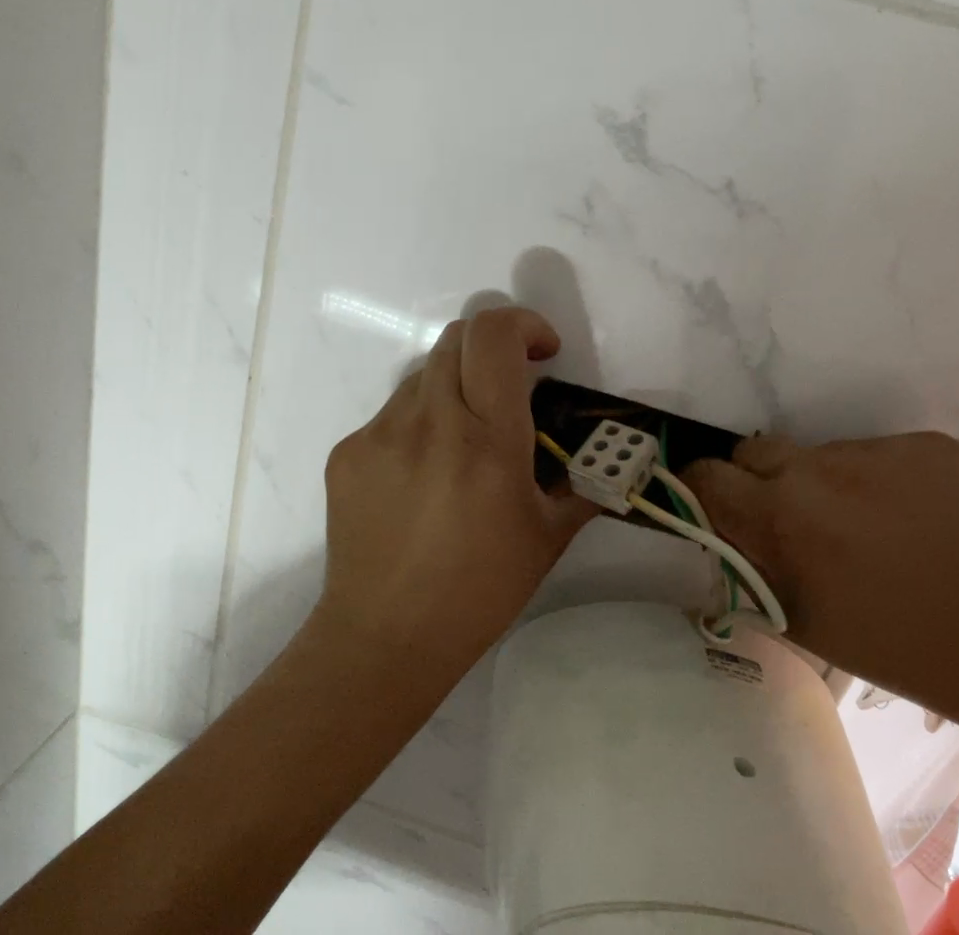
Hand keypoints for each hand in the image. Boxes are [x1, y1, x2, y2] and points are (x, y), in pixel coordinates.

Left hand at [315, 307, 600, 673]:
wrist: (386, 634)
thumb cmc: (479, 591)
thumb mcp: (546, 539)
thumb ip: (583, 484)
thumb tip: (612, 459)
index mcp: (488, 440)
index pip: (495, 335)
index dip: (524, 324)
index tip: (543, 353)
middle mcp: (430, 422)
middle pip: (457, 339)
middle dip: (491, 350)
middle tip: (508, 391)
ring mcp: (380, 434)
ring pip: (422, 376)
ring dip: (453, 389)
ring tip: (462, 446)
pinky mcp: (347, 452)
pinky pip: (389, 416)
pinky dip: (416, 426)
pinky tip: (421, 480)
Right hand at [683, 432, 958, 706]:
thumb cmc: (897, 650)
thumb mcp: (798, 621)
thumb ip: (747, 569)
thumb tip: (718, 538)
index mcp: (781, 516)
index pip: (705, 475)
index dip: (700, 492)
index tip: (712, 510)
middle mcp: (819, 467)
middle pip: (754, 451)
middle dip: (756, 482)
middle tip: (789, 524)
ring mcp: (878, 449)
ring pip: (820, 455)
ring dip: (823, 485)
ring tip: (869, 531)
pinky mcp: (927, 443)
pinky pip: (878, 454)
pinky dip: (880, 482)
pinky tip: (914, 522)